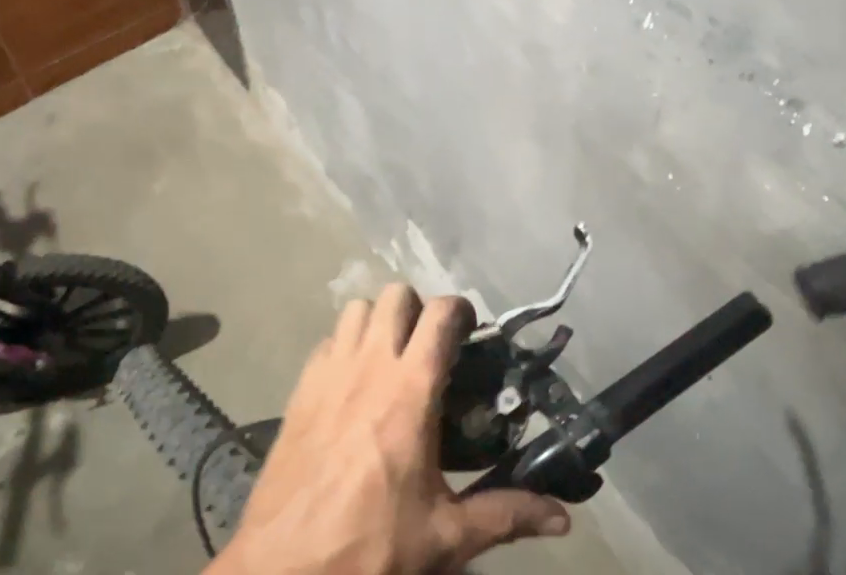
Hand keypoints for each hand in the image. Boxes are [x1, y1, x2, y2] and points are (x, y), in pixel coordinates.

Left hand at [209, 285, 570, 574]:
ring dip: (378, 321)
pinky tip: (353, 383)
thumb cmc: (370, 546)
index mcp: (410, 392)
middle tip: (433, 348)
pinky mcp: (298, 390)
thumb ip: (506, 515)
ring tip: (392, 357)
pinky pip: (326, 342)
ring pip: (355, 309)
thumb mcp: (446, 537)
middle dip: (419, 311)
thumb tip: (561, 516)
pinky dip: (345, 345)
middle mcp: (368, 367)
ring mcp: (327, 374)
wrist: (284, 568)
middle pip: (395, 296)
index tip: (471, 334)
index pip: (440, 315)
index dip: (461, 312)